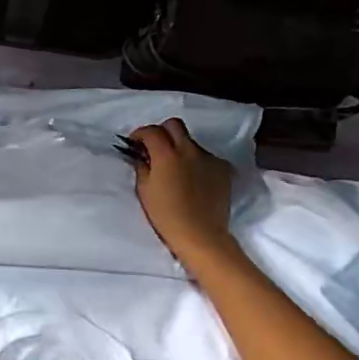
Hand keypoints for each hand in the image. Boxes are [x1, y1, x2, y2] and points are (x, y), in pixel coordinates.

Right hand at [130, 118, 237, 264]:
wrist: (200, 234)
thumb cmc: (165, 215)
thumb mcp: (144, 190)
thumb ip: (143, 167)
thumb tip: (142, 156)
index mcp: (167, 156)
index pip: (151, 131)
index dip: (140, 134)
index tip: (135, 143)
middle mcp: (190, 150)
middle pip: (174, 125)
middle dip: (161, 132)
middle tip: (154, 147)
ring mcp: (209, 158)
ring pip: (191, 141)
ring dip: (179, 148)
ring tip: (175, 168)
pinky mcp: (223, 168)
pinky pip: (205, 157)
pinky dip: (195, 161)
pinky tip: (192, 178)